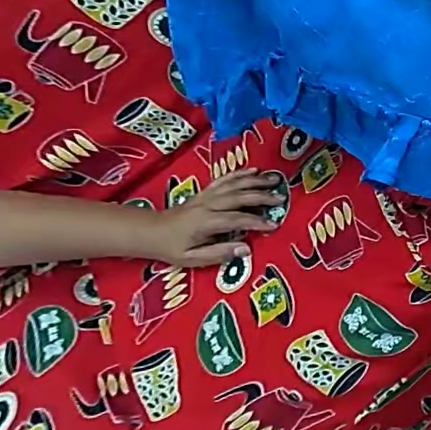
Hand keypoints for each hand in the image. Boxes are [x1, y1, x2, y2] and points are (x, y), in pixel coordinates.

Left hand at [143, 168, 281, 267]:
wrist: (149, 231)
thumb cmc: (171, 248)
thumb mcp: (192, 258)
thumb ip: (219, 254)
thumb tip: (246, 248)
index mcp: (205, 222)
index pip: (236, 219)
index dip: (256, 221)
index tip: (273, 224)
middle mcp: (207, 205)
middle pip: (238, 197)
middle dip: (261, 196)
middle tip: (281, 197)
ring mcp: (206, 196)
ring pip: (233, 185)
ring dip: (255, 181)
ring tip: (273, 180)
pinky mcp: (205, 192)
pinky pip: (224, 180)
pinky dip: (239, 174)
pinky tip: (253, 171)